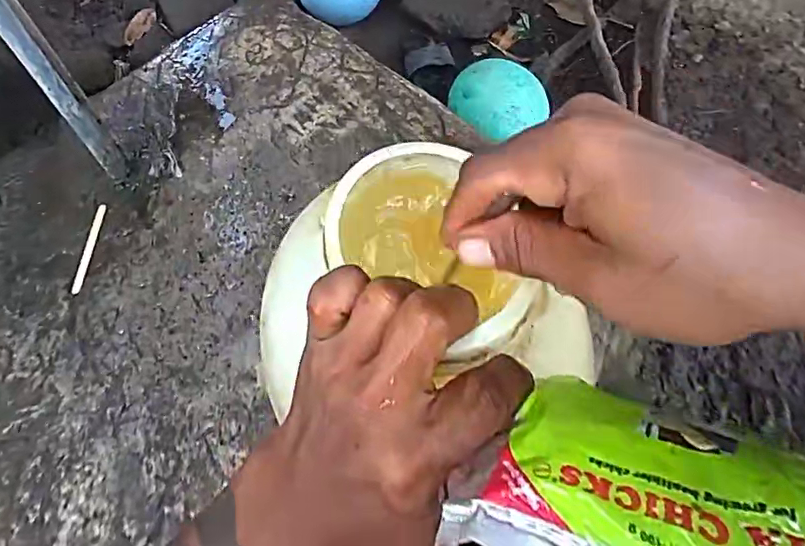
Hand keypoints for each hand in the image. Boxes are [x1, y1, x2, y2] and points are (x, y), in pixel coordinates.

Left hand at [230, 268, 532, 545]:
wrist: (294, 521)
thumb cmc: (372, 517)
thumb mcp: (436, 503)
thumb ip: (471, 448)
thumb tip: (508, 400)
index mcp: (415, 455)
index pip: (484, 396)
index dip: (510, 376)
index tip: (509, 372)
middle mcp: (378, 402)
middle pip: (427, 318)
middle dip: (456, 306)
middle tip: (461, 320)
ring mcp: (340, 369)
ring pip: (383, 293)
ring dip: (409, 292)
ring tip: (416, 310)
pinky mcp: (313, 350)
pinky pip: (330, 290)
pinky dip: (352, 284)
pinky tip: (368, 303)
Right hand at [441, 94, 804, 346]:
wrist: (796, 252)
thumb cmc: (698, 275)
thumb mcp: (600, 277)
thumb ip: (523, 249)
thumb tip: (463, 240)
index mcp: (568, 145)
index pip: (483, 172)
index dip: (459, 215)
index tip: (455, 260)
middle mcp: (580, 115)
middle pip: (508, 162)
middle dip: (500, 213)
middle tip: (518, 271)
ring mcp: (608, 116)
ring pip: (536, 160)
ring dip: (533, 206)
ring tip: (565, 258)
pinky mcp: (627, 128)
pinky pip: (567, 155)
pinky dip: (561, 193)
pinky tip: (592, 231)